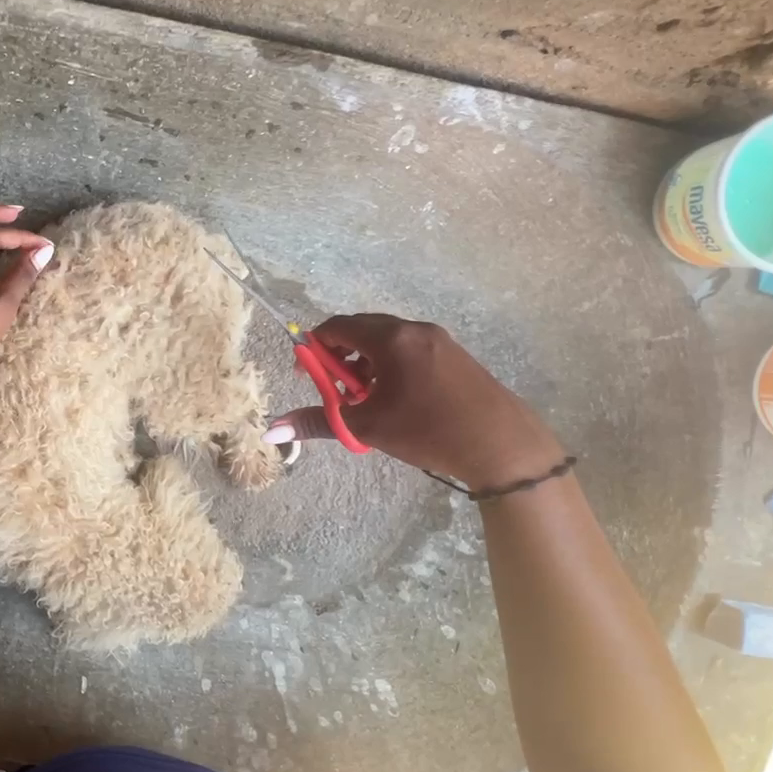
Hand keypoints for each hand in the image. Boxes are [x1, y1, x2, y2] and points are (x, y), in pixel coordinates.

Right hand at [265, 314, 564, 488]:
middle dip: (339, 355)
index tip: (307, 374)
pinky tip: (393, 397)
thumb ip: (317, 421)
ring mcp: (438, 339)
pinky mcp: (453, 354)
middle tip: (334, 387)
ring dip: (363, 361)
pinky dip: (388, 364)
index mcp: (390, 340)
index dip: (314, 346)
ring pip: (385, 339)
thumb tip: (271, 430)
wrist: (501, 445)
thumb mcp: (366, 427)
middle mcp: (413, 330)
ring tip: (363, 397)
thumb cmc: (428, 431)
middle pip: (361, 328)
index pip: (337, 326)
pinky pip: (407, 348)